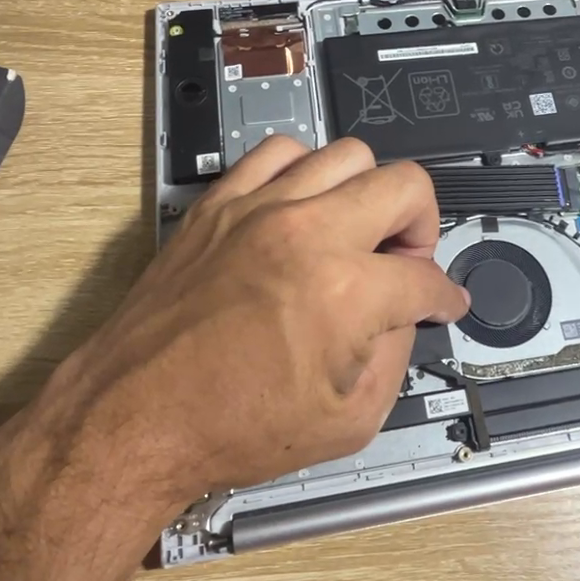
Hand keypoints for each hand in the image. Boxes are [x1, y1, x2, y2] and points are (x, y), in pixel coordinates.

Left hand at [0, 136, 467, 580]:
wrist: (133, 416)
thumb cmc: (231, 428)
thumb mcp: (345, 423)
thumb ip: (394, 357)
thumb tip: (403, 316)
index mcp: (347, 291)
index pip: (427, 276)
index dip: (446, 295)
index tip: (444, 301)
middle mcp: (310, 233)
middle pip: (406, 185)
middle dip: (424, 223)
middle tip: (408, 258)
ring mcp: (262, 208)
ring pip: (348, 154)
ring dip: (367, 191)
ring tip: (355, 229)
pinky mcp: (221, 202)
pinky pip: (279, 152)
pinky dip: (305, 172)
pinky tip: (302, 207)